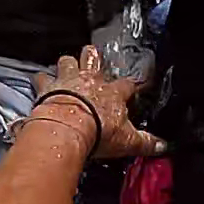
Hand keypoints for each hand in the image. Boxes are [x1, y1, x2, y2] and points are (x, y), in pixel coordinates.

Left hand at [31, 45, 167, 158]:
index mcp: (113, 93)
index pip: (128, 85)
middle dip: (93, 57)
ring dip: (67, 64)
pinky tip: (40, 82)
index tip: (136, 88)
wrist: (68, 128)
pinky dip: (41, 80)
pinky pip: (41, 77)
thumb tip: (163, 147)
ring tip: (67, 67)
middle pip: (94, 59)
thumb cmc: (99, 131)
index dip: (133, 86)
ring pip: (67, 61)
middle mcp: (91, 81)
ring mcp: (68, 81)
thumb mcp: (128, 141)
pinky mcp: (47, 87)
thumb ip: (146, 142)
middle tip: (93, 56)